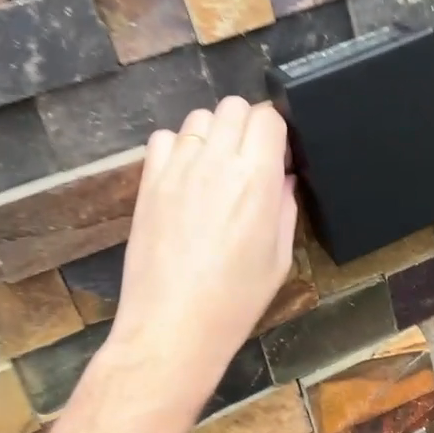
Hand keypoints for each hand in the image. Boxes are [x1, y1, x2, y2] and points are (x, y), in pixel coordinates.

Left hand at [105, 97, 297, 413]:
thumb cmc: (235, 299)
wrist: (173, 325)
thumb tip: (283, 178)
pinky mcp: (149, 182)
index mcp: (257, 178)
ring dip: (212, 132)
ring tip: (215, 166)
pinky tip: (185, 176)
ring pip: (198, 117)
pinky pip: (164, 138)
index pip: (268, 117)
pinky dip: (178, 147)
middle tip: (248, 159)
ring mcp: (178, 169)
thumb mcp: (279, 257)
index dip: (276, 130)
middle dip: (246, 125)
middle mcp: (216, 161)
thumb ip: (285, 208)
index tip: (277, 154)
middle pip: (233, 107)